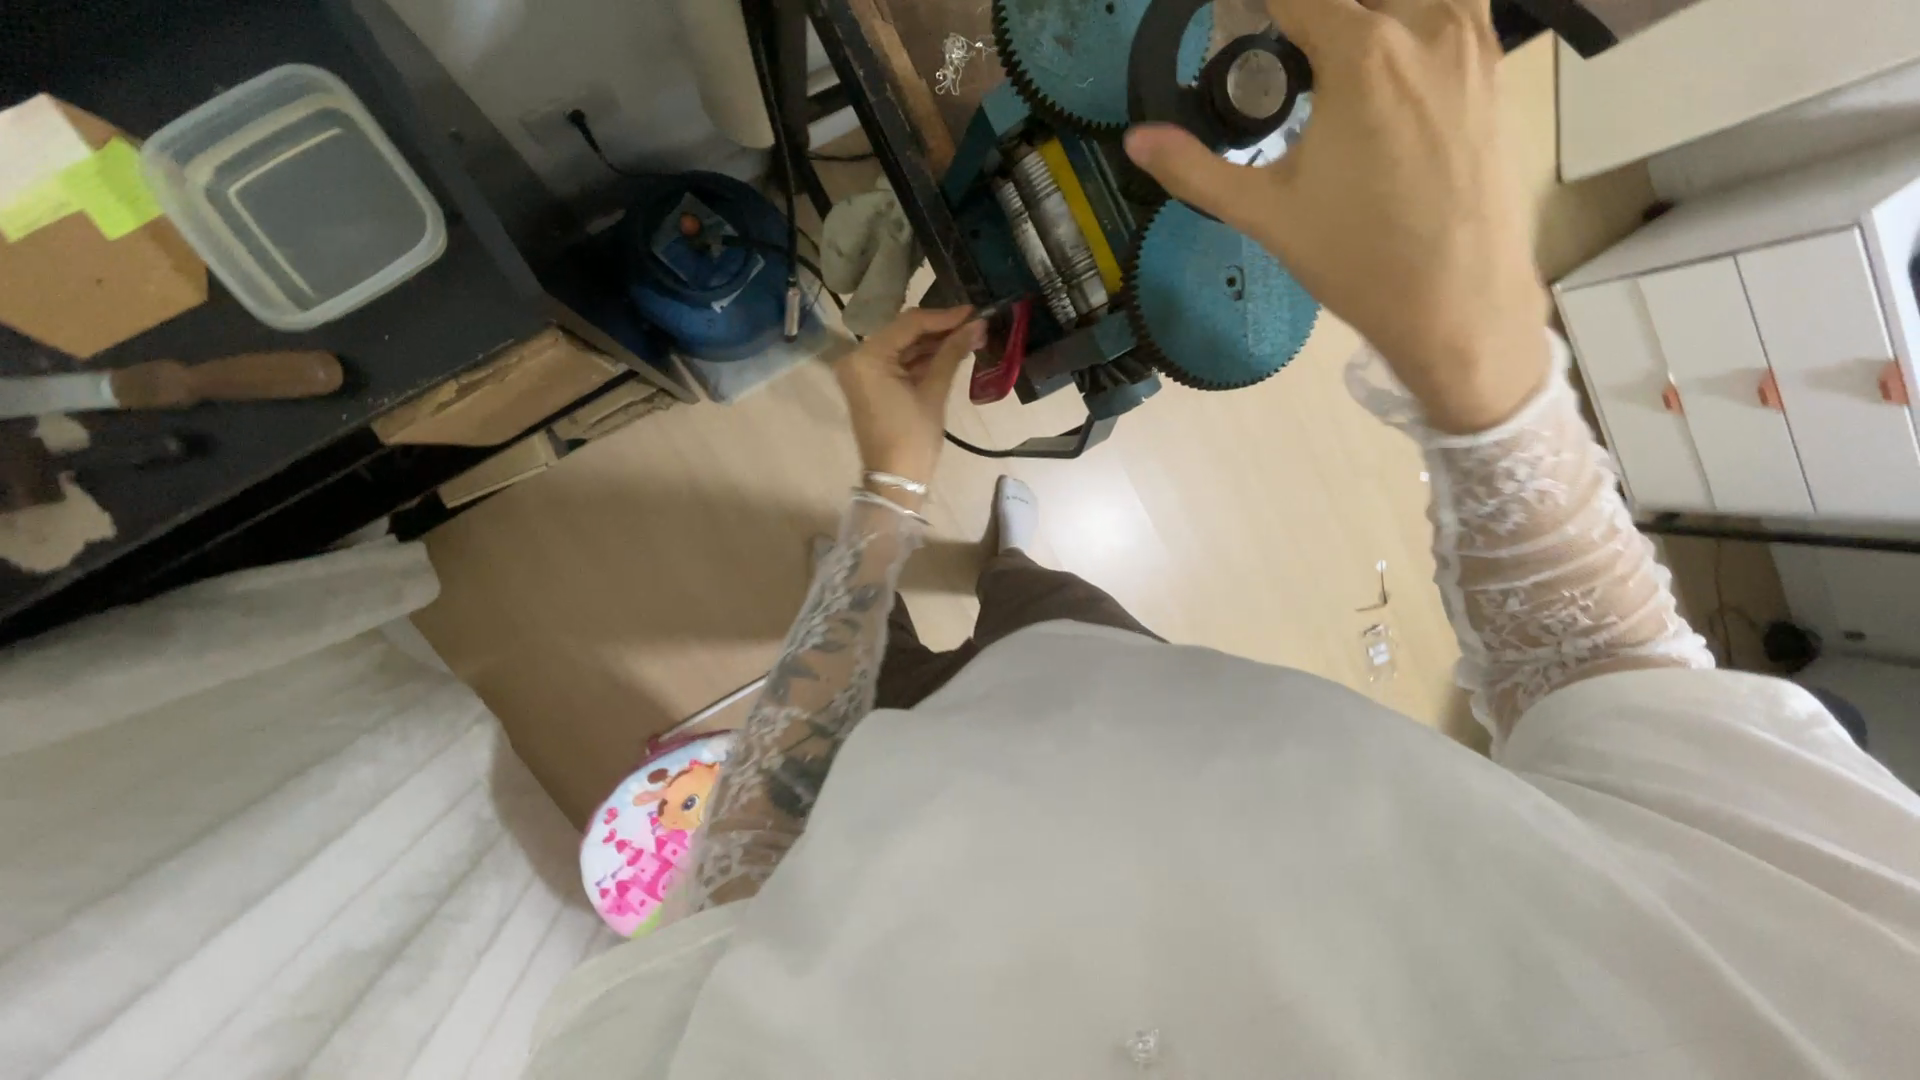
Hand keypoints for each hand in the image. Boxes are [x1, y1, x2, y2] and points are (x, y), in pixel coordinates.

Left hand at [833, 306, 984, 501]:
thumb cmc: (913, 438)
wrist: (895, 480)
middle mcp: (857, 358)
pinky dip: (921, 360)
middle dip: (940, 330)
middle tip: (975, 325)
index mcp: (867, 358)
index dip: (944, 317)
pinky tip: (950, 353)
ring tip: (969, 338)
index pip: (909, 324)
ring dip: (933, 344)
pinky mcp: (869, 384)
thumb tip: (978, 324)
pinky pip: (897, 363)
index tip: (974, 312)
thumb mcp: (934, 392)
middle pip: (904, 333)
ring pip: (902, 347)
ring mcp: (861, 372)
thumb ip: (952, 353)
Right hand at [1124, 0, 1548, 431]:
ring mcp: (1474, 41)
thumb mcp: (1264, 213)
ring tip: (1329, 41)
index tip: (1237, 15)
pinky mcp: (1497, 67)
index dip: (1258, 1)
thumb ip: (1194, 169)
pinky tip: (1391, 45)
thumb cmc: (1354, 258)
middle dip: (1311, 7)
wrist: (1457, 300)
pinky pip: (1459, 4)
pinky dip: (1417, 13)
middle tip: (1281, 32)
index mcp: (1361, 53)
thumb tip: (1135, 139)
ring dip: (1367, 9)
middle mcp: (1425, 25)